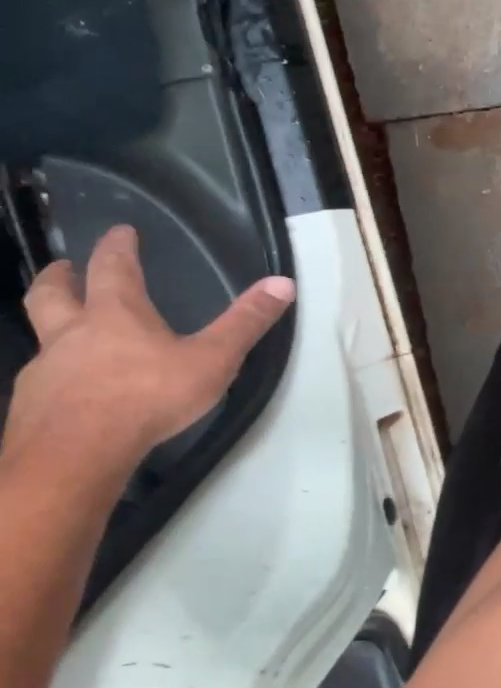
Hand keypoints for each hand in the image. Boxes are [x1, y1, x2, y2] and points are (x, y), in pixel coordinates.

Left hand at [0, 225, 294, 473]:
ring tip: (72, 332)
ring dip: (54, 326)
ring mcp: (45, 371)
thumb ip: (246, 322)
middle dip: (59, 278)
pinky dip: (59, 372)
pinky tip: (75, 387)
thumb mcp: (214, 358)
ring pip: (44, 338)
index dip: (116, 248)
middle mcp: (70, 336)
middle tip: (63, 266)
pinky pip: (45, 378)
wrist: (73, 456)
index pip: (112, 270)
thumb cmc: (147, 397)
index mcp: (114, 317)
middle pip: (51, 296)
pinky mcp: (31, 406)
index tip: (118, 231)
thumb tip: (283, 282)